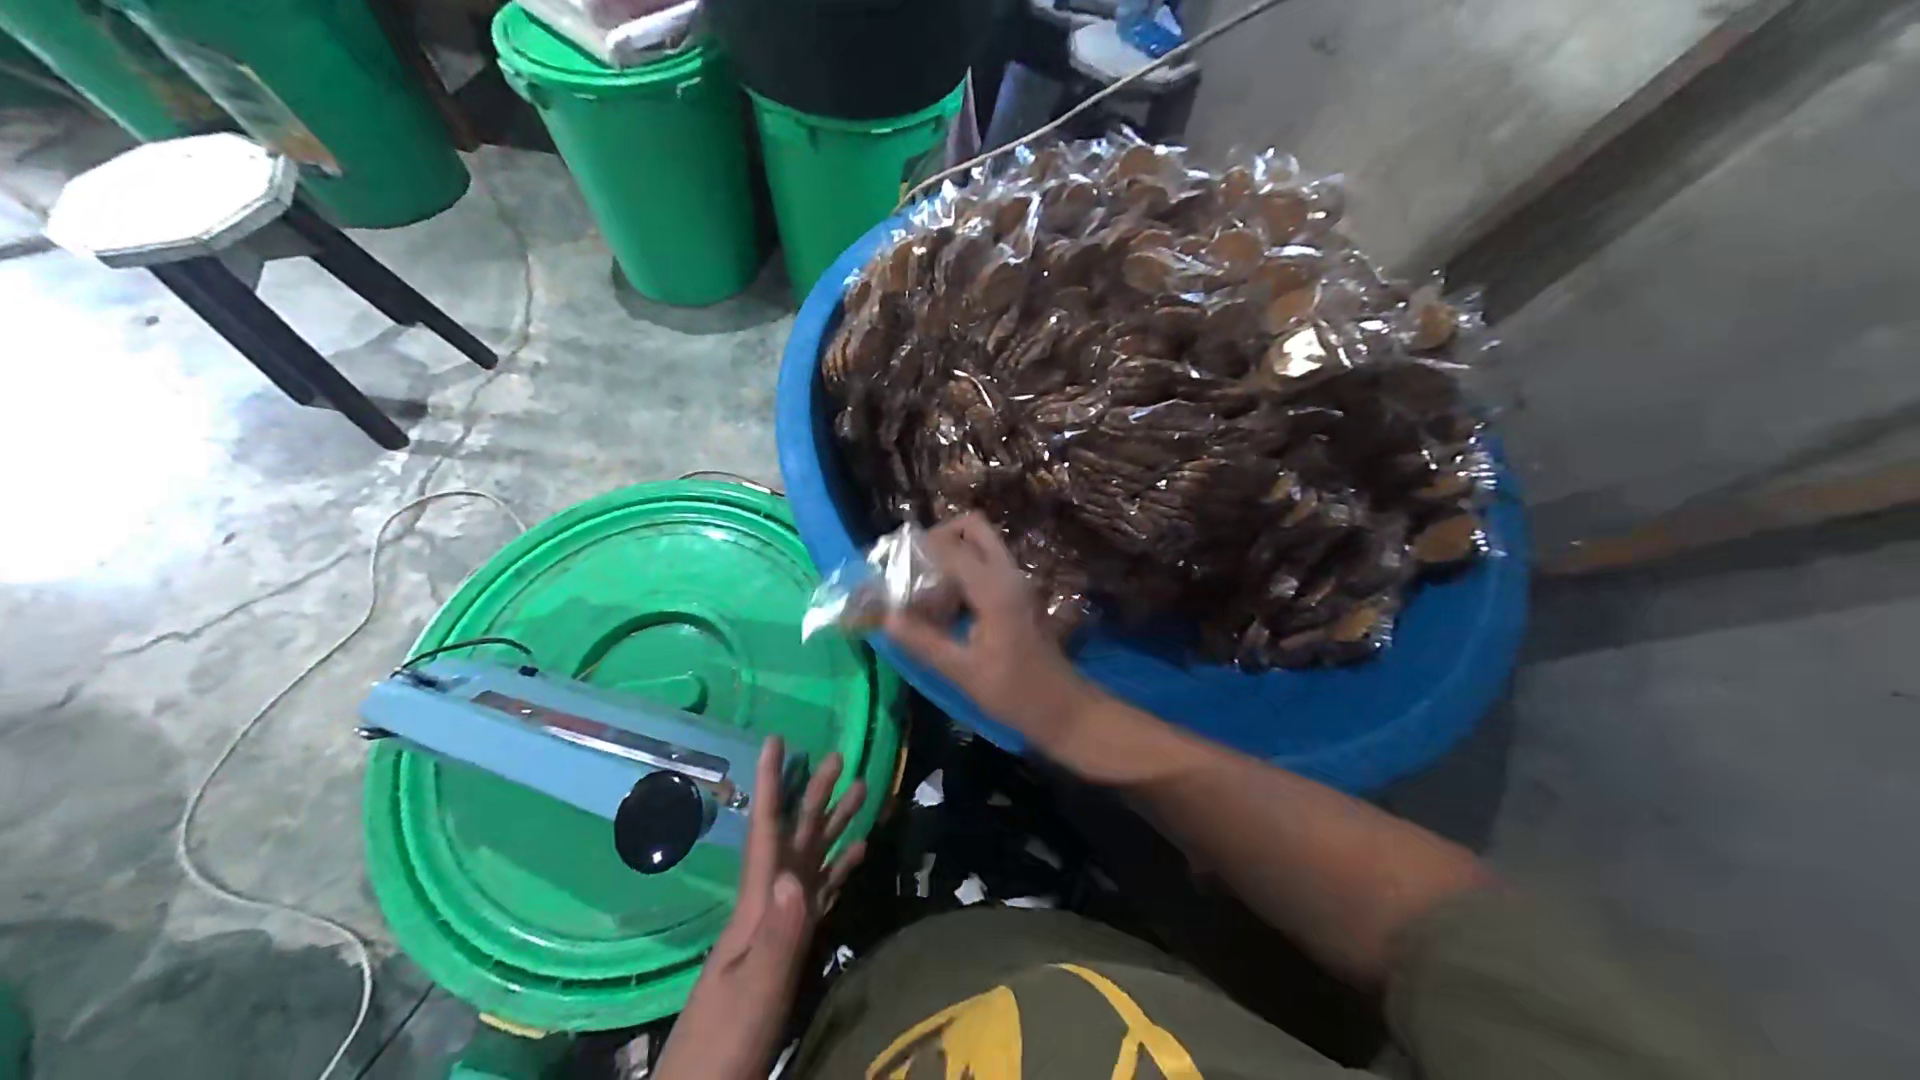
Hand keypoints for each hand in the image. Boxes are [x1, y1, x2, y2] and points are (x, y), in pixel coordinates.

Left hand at [709, 738, 866, 983]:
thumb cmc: (723, 1047)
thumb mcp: (754, 995)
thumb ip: (778, 938)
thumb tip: (797, 876)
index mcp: (756, 908)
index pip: (766, 833)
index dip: (771, 785)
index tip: (779, 742)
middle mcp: (768, 906)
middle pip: (794, 839)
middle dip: (814, 796)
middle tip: (841, 758)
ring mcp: (778, 927)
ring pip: (809, 861)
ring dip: (831, 826)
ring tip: (860, 794)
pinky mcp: (789, 948)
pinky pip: (818, 895)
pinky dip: (837, 870)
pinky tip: (854, 856)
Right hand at [883, 513, 1098, 747]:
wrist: (1065, 709)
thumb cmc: (1016, 693)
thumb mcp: (963, 672)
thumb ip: (923, 642)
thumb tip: (885, 618)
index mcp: (994, 588)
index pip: (948, 548)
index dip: (915, 554)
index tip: (888, 573)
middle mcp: (1007, 574)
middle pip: (971, 527)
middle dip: (937, 538)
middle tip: (911, 569)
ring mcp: (1016, 583)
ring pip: (979, 545)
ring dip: (949, 555)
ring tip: (921, 592)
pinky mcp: (1017, 596)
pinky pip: (985, 566)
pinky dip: (961, 572)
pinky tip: (943, 609)